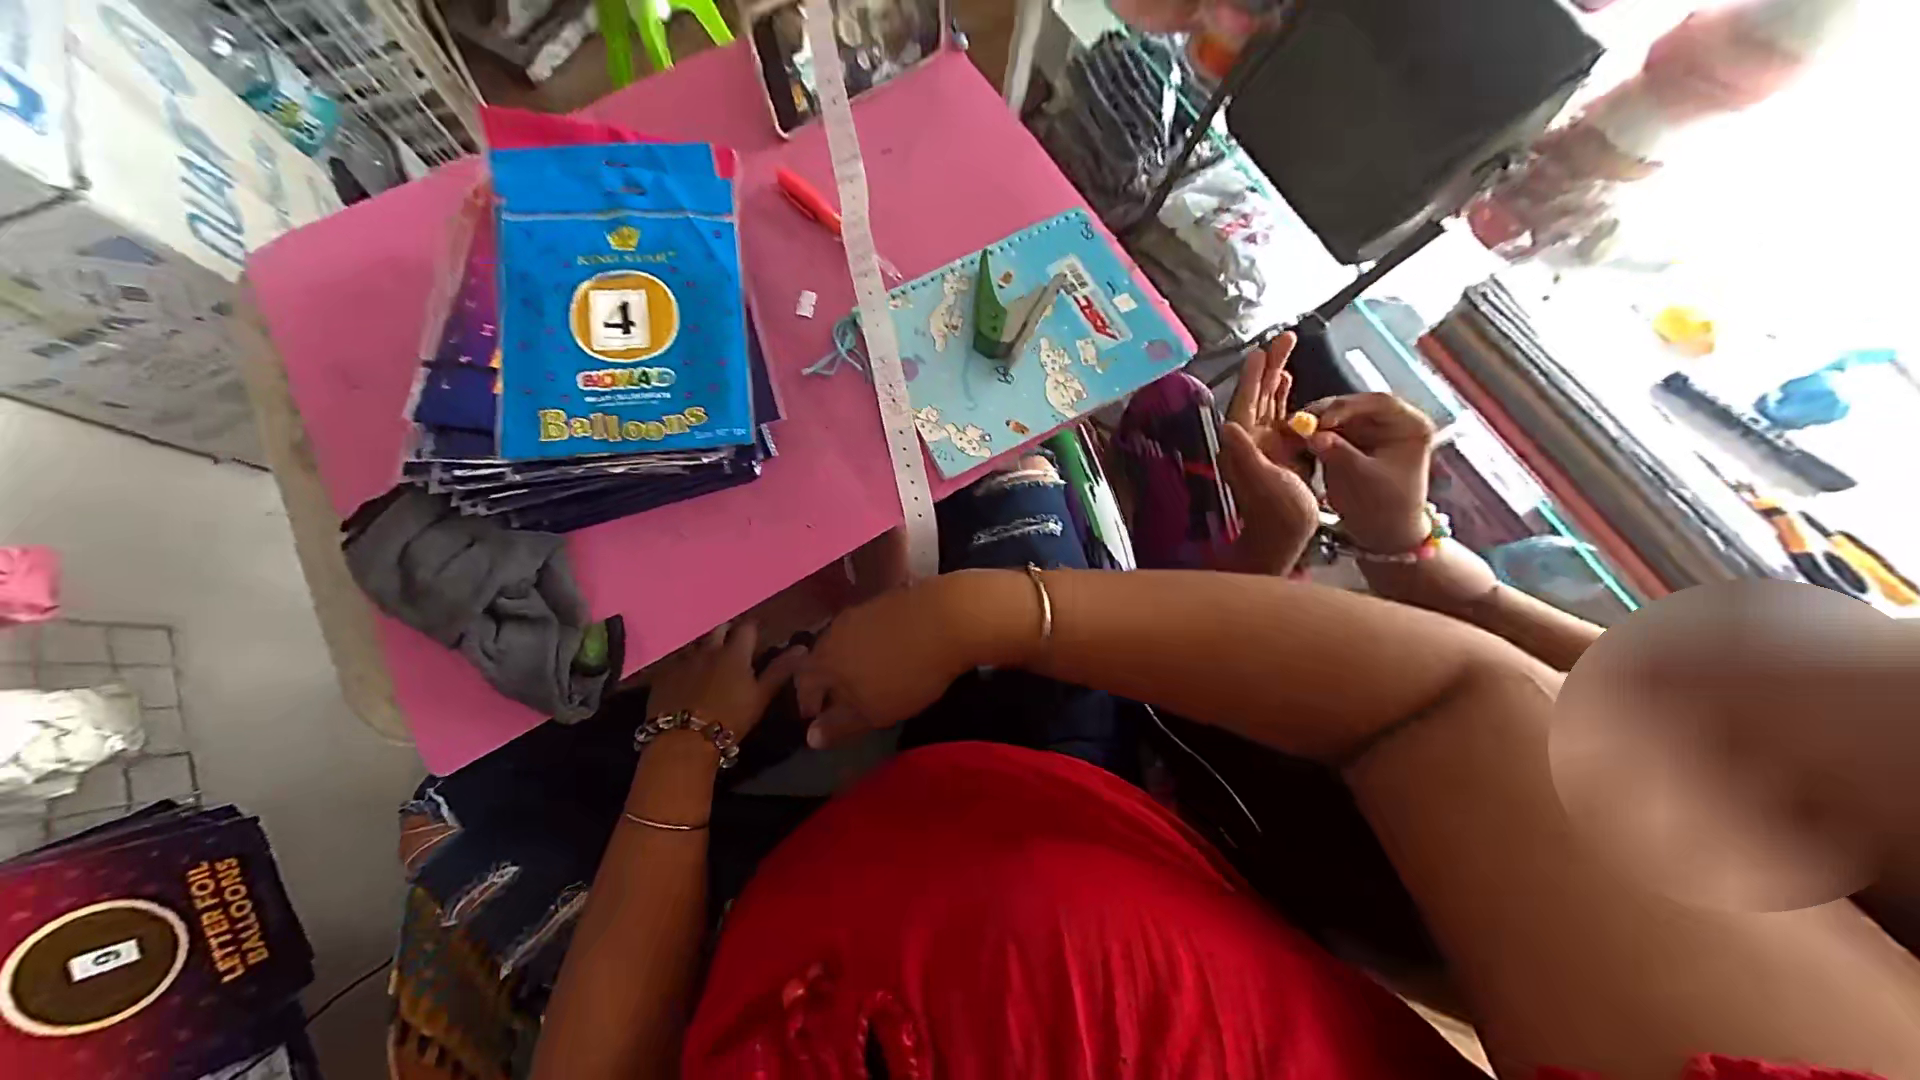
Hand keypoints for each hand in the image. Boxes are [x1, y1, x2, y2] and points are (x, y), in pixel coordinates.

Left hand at [646, 622, 805, 742]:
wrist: (682, 741)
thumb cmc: (730, 718)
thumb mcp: (761, 696)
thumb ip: (781, 670)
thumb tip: (802, 647)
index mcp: (735, 653)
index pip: (747, 628)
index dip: (753, 628)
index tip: (758, 633)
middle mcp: (708, 649)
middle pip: (719, 629)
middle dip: (727, 631)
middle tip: (734, 643)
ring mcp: (683, 661)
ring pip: (697, 643)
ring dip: (706, 646)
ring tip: (711, 657)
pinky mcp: (663, 675)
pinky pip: (677, 661)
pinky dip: (685, 663)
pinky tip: (687, 674)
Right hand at [795, 571, 1025, 747]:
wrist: (949, 617)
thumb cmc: (907, 673)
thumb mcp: (874, 711)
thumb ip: (840, 725)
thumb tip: (810, 736)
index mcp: (825, 658)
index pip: (802, 681)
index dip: (807, 701)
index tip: (816, 716)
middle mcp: (837, 628)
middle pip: (822, 655)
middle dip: (827, 677)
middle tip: (841, 695)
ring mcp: (864, 609)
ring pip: (846, 637)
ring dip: (850, 657)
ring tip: (867, 673)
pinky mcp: (890, 598)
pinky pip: (871, 625)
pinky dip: (874, 640)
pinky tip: (892, 649)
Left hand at [1220, 333, 1320, 575]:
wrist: (1284, 535)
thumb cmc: (1275, 511)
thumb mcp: (1261, 481)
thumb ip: (1244, 454)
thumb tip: (1228, 426)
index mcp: (1245, 444)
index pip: (1247, 403)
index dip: (1254, 377)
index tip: (1261, 352)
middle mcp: (1252, 441)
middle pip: (1259, 397)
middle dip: (1269, 368)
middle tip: (1283, 339)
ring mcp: (1267, 445)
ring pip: (1270, 404)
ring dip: (1277, 379)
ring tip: (1284, 353)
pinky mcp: (1282, 452)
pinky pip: (1283, 418)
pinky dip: (1286, 399)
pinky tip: (1290, 385)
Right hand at [1299, 393, 1435, 553]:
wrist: (1383, 534)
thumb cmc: (1383, 508)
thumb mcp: (1360, 480)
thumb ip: (1337, 453)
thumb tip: (1311, 434)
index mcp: (1410, 426)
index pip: (1378, 403)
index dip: (1346, 407)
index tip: (1320, 422)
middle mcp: (1391, 423)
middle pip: (1353, 407)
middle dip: (1323, 415)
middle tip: (1296, 425)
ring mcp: (1369, 432)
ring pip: (1336, 417)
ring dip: (1313, 424)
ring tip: (1291, 434)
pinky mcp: (1351, 443)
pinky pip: (1328, 431)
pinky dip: (1311, 436)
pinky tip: (1295, 442)